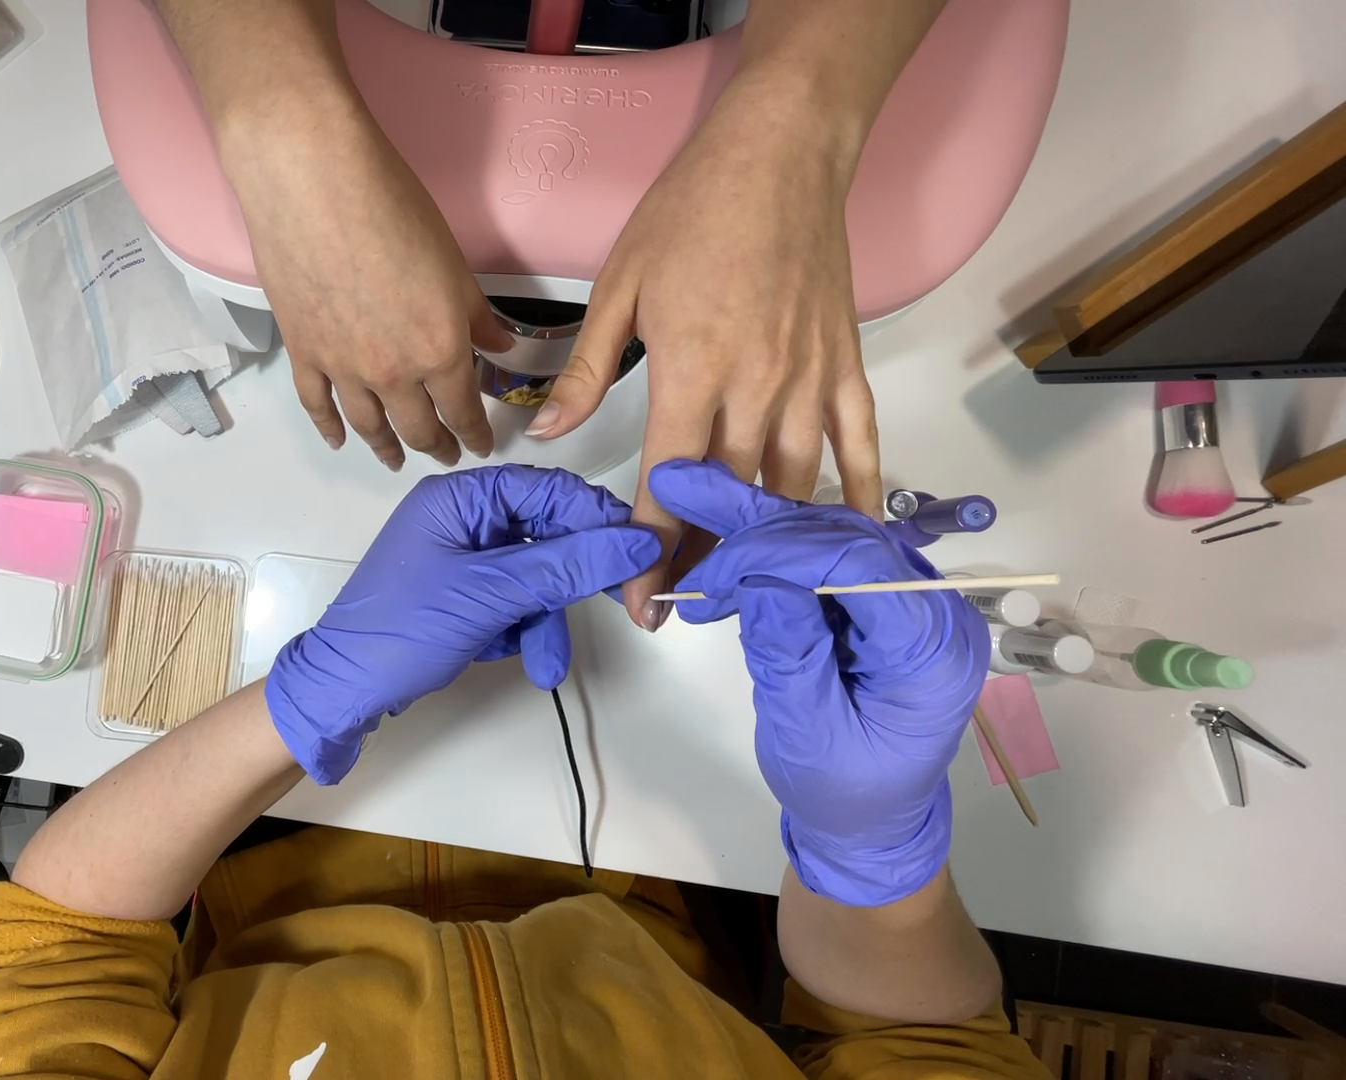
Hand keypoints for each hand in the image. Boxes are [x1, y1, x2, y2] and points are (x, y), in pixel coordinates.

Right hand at [226, 111, 512, 469]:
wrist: (312, 181)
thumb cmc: (390, 208)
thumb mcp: (453, 265)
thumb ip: (476, 317)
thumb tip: (498, 346)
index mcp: (439, 352)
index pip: (462, 411)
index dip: (474, 435)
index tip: (479, 446)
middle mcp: (392, 374)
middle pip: (418, 428)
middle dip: (437, 447)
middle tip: (445, 454)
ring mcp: (343, 369)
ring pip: (368, 426)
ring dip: (387, 448)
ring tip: (396, 460)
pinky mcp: (304, 353)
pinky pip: (318, 405)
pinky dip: (329, 428)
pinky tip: (339, 441)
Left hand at [268, 465, 659, 782]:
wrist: (344, 691)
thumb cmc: (404, 630)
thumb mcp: (490, 594)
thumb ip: (565, 566)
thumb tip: (639, 543)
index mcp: (459, 498)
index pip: (546, 491)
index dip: (596, 520)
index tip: (642, 553)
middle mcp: (462, 519)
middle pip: (544, 536)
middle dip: (570, 582)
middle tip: (623, 604)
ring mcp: (462, 558)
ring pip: (533, 577)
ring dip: (545, 620)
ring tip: (547, 664)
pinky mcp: (463, 594)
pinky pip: (513, 601)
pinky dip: (522, 631)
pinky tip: (518, 658)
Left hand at [532, 80, 880, 628]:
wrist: (780, 151)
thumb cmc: (692, 214)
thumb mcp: (617, 289)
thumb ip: (584, 371)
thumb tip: (547, 431)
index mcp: (692, 372)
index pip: (667, 482)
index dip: (650, 545)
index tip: (638, 595)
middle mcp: (757, 388)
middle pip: (727, 499)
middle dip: (702, 560)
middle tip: (678, 608)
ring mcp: (810, 379)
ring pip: (788, 484)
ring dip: (765, 543)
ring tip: (741, 590)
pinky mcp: (845, 364)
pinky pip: (856, 440)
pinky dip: (853, 492)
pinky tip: (846, 536)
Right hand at [647, 459, 988, 906]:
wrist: (868, 819)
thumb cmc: (841, 789)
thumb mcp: (808, 732)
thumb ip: (789, 654)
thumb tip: (761, 579)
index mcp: (929, 648)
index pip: (856, 562)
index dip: (776, 550)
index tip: (709, 575)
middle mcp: (926, 608)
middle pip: (839, 533)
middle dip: (755, 520)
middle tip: (680, 490)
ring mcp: (899, 600)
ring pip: (823, 533)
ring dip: (752, 522)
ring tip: (687, 498)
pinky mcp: (868, 601)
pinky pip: (813, 556)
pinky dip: (760, 547)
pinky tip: (716, 542)